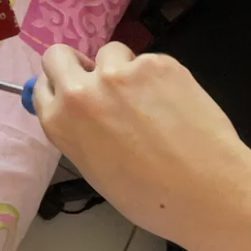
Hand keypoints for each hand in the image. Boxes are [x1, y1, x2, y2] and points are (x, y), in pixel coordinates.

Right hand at [31, 41, 250, 239]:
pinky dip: (160, 78)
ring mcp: (118, 73)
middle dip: (76, 63)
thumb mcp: (94, 168)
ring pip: (112, 53)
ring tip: (150, 99)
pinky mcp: (157, 63)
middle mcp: (79, 91)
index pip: (42, 86)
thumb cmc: (149, 197)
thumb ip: (80, 132)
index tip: (75, 92)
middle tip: (100, 79)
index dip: (60, 87)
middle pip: (59, 55)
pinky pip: (150, 61)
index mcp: (59, 122)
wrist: (208, 193)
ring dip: (124, 69)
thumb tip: (83, 112)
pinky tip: (177, 104)